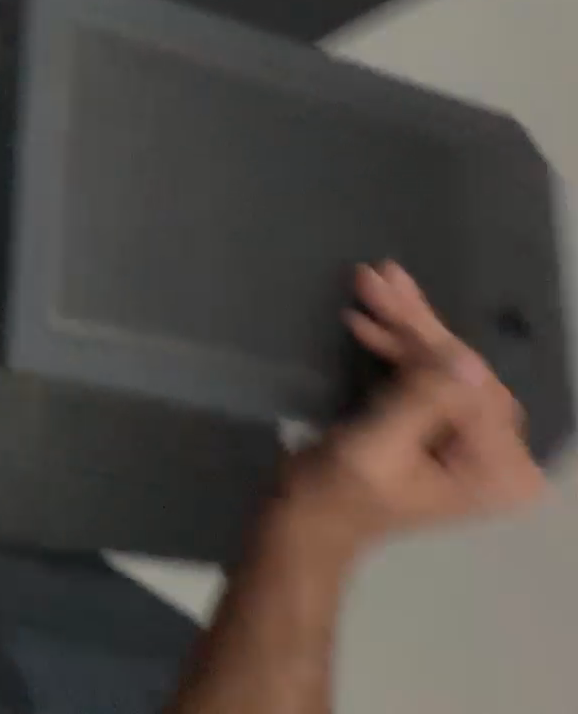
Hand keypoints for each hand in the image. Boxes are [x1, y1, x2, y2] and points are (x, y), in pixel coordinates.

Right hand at [274, 262, 544, 555]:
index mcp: (498, 469)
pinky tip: (370, 326)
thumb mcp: (371, 448)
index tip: (379, 288)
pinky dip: (398, 352)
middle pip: (462, 372)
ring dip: (404, 330)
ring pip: (444, 372)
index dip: (423, 333)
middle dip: (416, 323)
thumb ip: (417, 404)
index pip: (468, 382)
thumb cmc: (331, 492)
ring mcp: (469, 450)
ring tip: (369, 287)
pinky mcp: (438, 440)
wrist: (302, 526)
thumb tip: (458, 358)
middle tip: (376, 275)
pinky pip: (427, 385)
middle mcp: (499, 458)